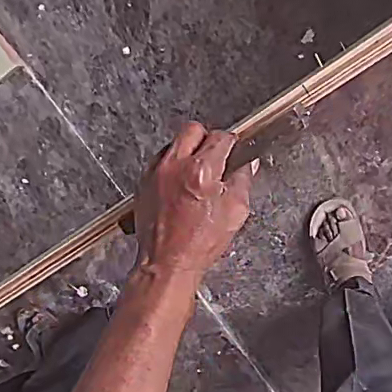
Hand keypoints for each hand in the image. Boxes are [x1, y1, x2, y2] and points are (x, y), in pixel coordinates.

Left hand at [132, 122, 256, 280]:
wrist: (167, 262)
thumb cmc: (199, 243)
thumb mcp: (235, 213)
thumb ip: (242, 182)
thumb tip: (247, 165)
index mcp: (201, 171)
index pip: (220, 138)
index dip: (231, 142)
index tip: (233, 147)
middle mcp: (175, 166)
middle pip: (193, 129)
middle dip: (207, 138)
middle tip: (214, 153)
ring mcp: (156, 172)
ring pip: (174, 143)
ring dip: (188, 150)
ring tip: (197, 172)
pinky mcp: (144, 182)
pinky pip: (159, 160)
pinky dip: (171, 165)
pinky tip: (180, 181)